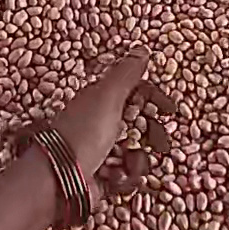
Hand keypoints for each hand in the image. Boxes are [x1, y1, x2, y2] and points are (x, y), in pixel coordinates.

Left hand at [46, 49, 153, 189]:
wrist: (59, 178)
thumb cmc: (84, 132)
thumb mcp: (108, 97)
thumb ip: (126, 74)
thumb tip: (142, 49)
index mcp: (101, 100)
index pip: (135, 94)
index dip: (154, 100)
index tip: (169, 110)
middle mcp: (102, 123)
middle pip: (141, 125)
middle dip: (152, 136)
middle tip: (159, 145)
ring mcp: (102, 150)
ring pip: (137, 154)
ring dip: (137, 162)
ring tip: (126, 166)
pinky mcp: (103, 176)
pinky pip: (127, 177)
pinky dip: (125, 180)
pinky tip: (115, 179)